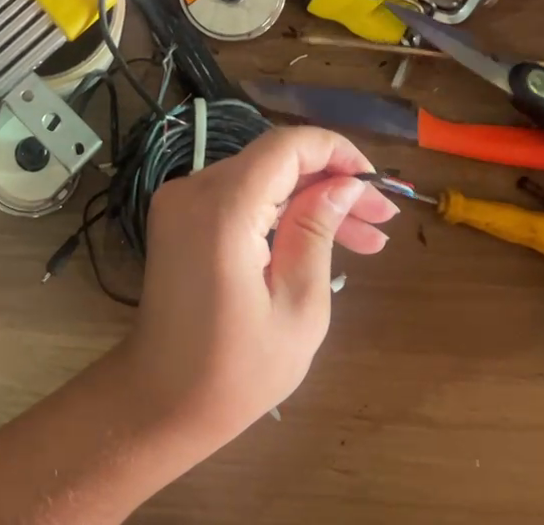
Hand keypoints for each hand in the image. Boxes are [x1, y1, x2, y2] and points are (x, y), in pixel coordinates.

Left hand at [116, 126, 397, 446]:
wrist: (162, 396)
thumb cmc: (237, 367)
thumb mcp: (298, 305)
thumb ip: (317, 232)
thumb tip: (344, 184)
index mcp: (222, 208)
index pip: (284, 147)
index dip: (335, 152)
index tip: (376, 182)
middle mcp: (192, 190)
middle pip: (272, 162)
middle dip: (331, 183)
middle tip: (381, 222)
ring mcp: (178, 202)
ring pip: (258, 179)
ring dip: (309, 200)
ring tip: (367, 239)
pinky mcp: (177, 218)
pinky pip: (236, 198)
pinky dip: (277, 212)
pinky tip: (319, 239)